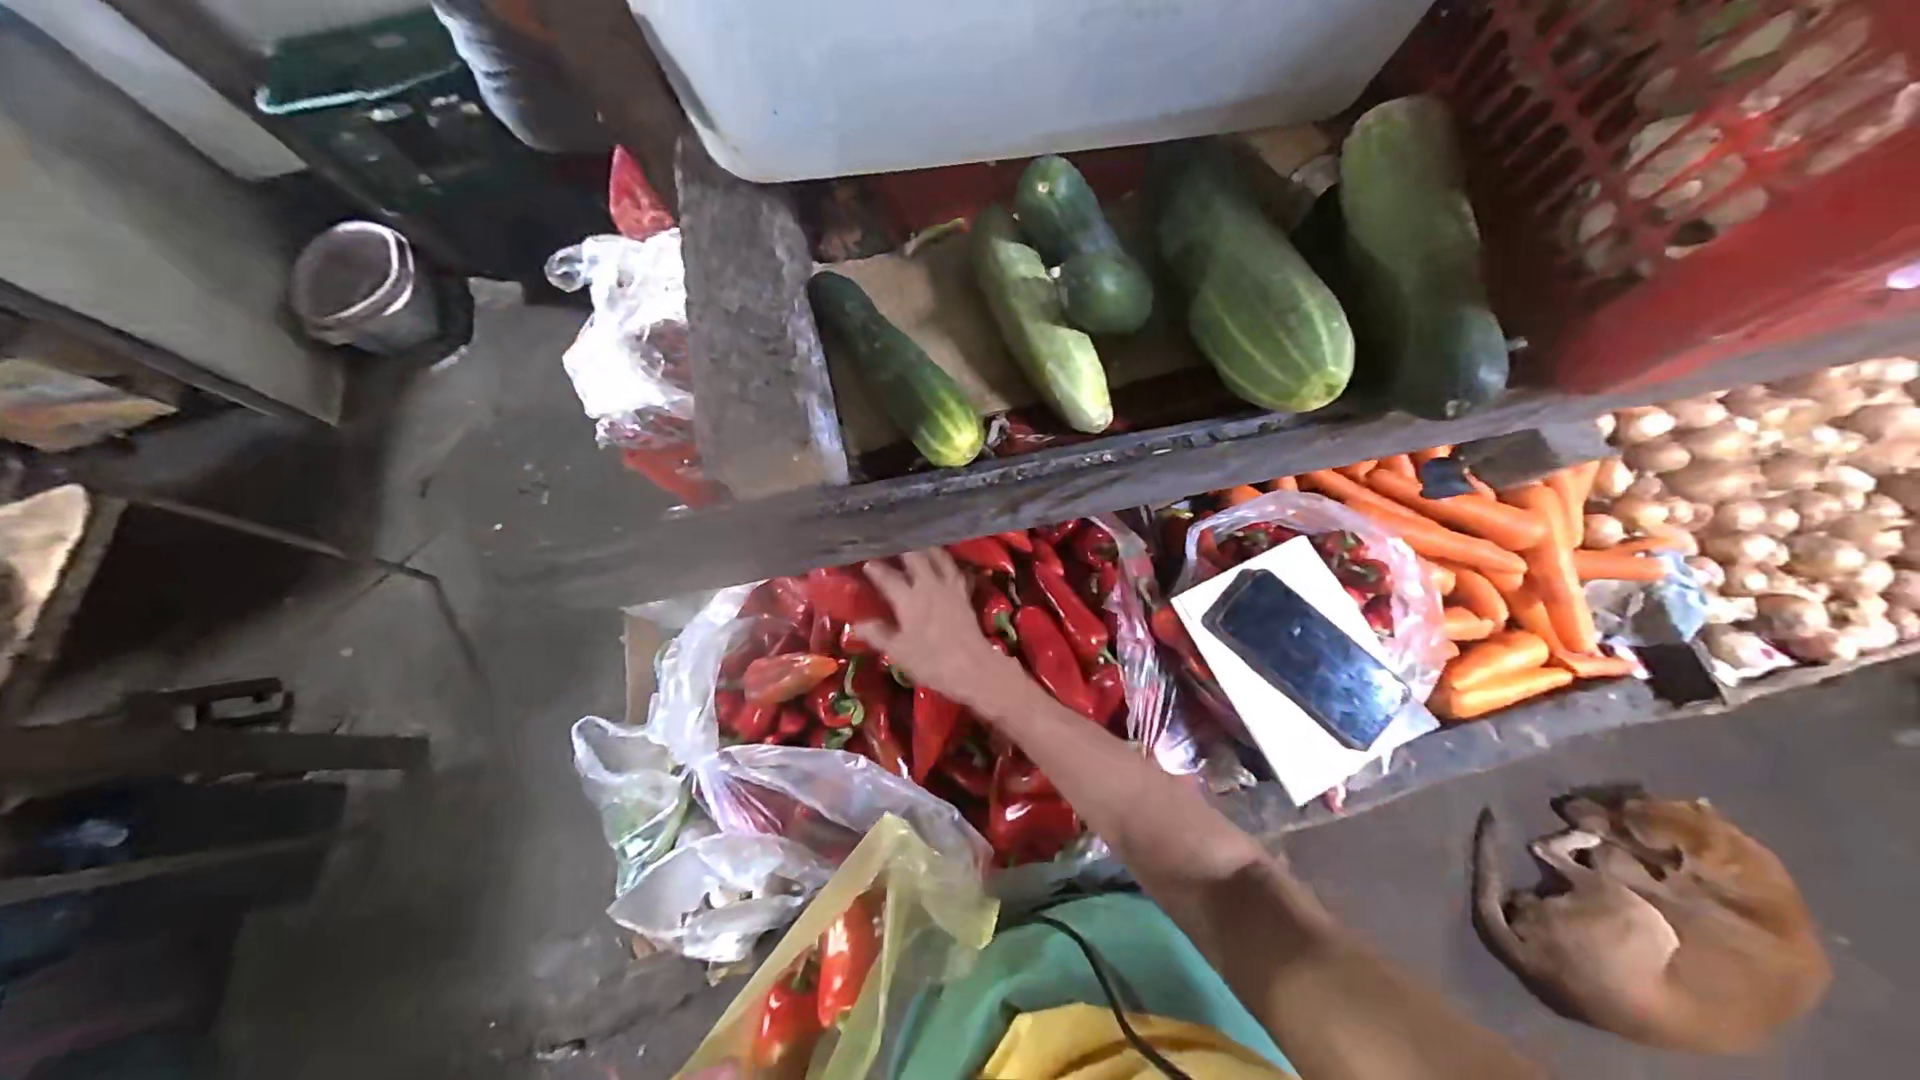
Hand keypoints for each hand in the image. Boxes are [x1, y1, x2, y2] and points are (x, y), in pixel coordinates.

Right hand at [854, 549, 1028, 711]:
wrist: (972, 667)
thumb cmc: (931, 662)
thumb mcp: (898, 652)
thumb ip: (877, 634)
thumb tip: (857, 625)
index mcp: (908, 599)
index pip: (887, 577)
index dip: (875, 569)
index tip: (865, 562)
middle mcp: (929, 585)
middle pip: (914, 556)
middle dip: (901, 548)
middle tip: (891, 543)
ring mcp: (949, 587)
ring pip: (938, 556)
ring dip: (925, 548)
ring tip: (916, 544)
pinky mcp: (964, 593)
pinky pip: (954, 569)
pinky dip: (946, 562)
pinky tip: (943, 563)